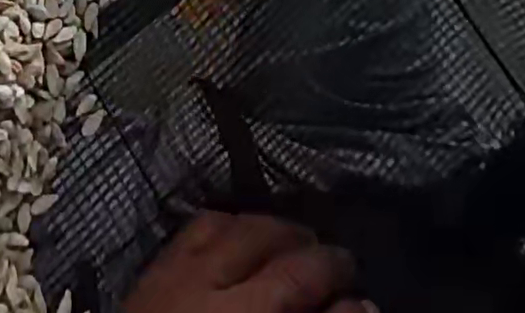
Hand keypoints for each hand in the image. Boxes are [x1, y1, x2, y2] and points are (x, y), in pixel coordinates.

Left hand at [125, 212, 368, 312]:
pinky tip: (243, 228)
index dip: (345, 303)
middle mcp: (220, 308)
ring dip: (279, 230)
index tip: (367, 300)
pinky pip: (201, 226)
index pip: (301, 299)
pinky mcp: (158, 269)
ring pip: (243, 233)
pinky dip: (231, 221)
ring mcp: (185, 280)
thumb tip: (353, 311)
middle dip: (321, 259)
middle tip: (342, 262)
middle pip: (283, 267)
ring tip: (300, 237)